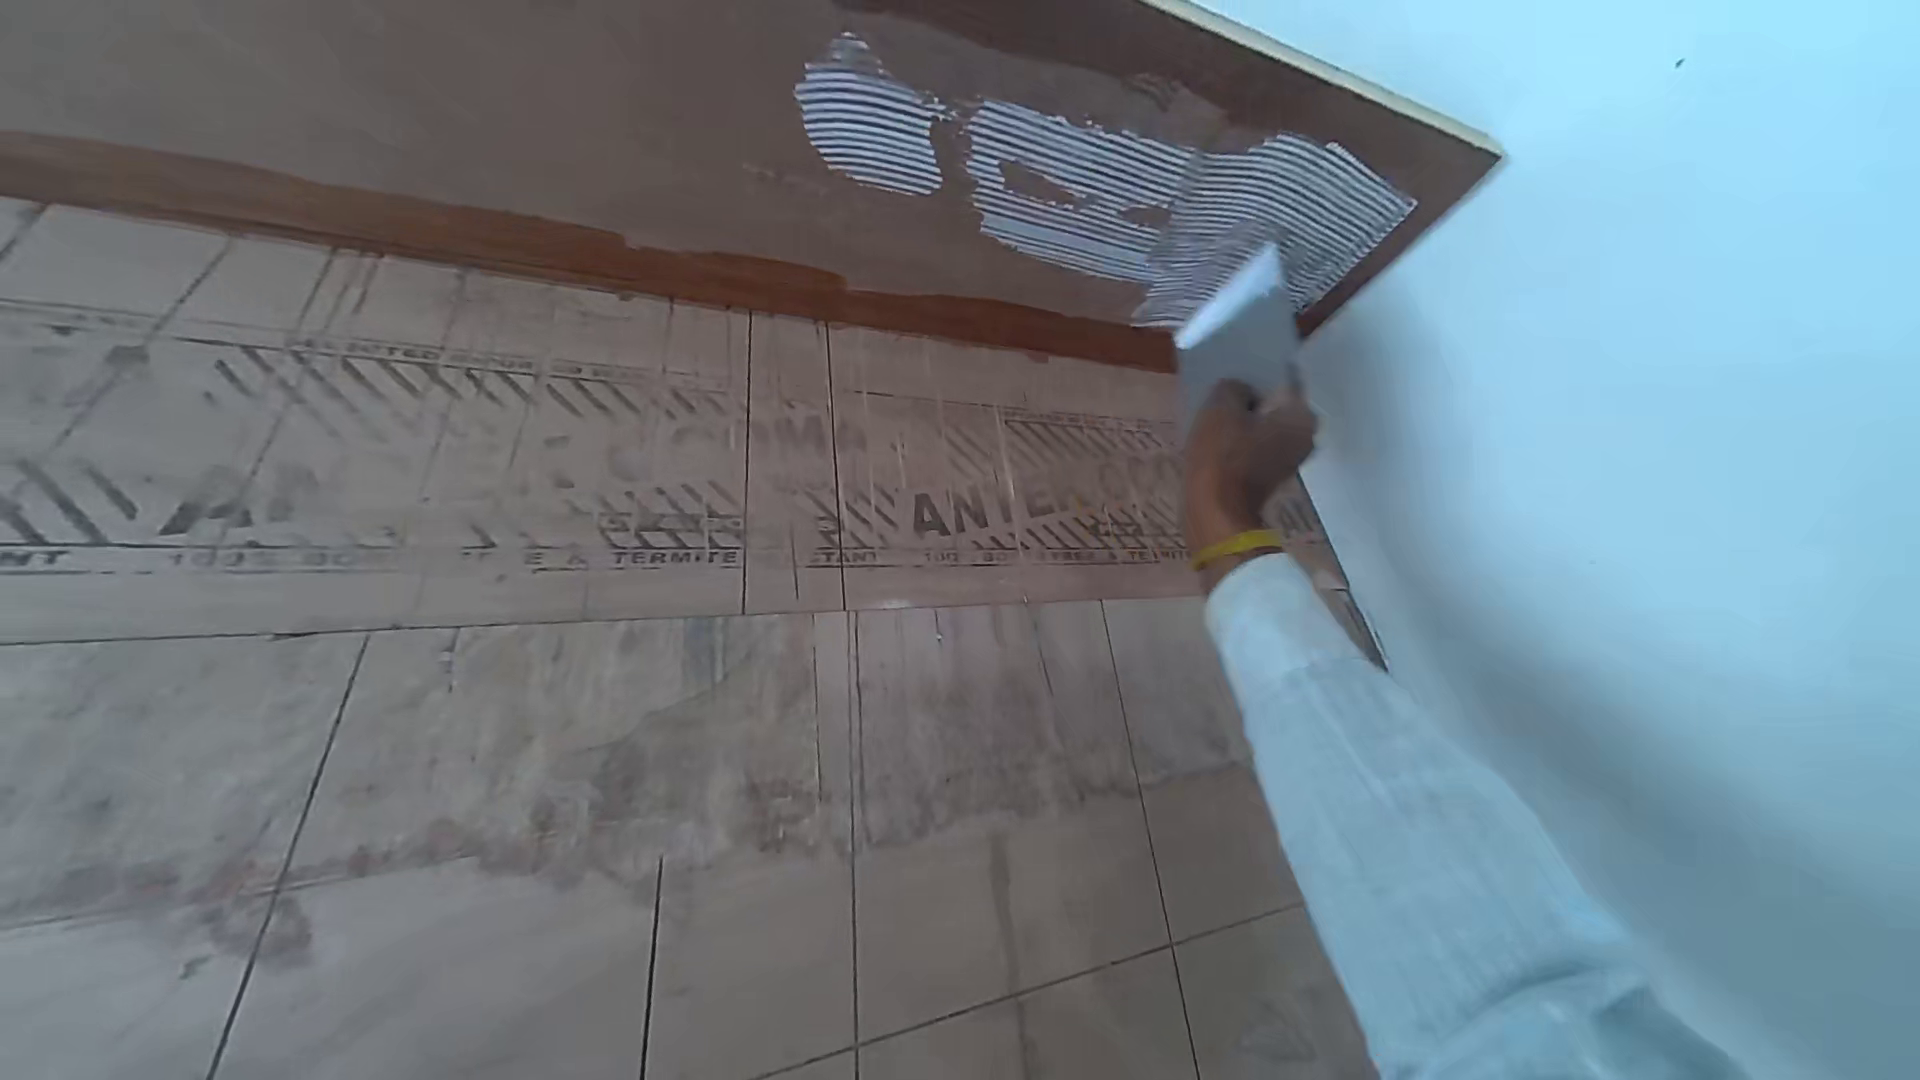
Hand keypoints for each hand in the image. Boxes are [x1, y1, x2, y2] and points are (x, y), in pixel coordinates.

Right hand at [1183, 377, 1317, 586]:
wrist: (1214, 514)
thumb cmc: (1221, 458)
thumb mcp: (1219, 408)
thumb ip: (1232, 387)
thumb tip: (1239, 391)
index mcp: (1302, 417)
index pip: (1284, 380)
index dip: (1258, 371)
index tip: (1236, 369)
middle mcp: (1304, 438)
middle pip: (1275, 406)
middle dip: (1251, 398)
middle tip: (1222, 390)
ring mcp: (1287, 462)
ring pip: (1263, 428)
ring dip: (1243, 422)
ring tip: (1215, 414)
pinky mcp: (1267, 479)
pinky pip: (1253, 449)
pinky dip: (1239, 443)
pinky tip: (1217, 439)